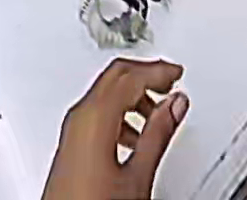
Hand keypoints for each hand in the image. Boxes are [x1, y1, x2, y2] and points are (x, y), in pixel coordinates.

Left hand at [42, 58, 188, 199]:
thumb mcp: (137, 177)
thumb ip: (157, 134)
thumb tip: (175, 103)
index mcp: (95, 115)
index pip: (130, 76)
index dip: (157, 70)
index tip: (176, 72)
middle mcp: (79, 116)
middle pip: (115, 76)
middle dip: (145, 74)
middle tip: (170, 79)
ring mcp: (71, 131)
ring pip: (105, 94)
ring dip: (133, 95)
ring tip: (158, 110)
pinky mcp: (70, 146)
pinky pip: (96, 114)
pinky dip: (120, 112)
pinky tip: (136, 135)